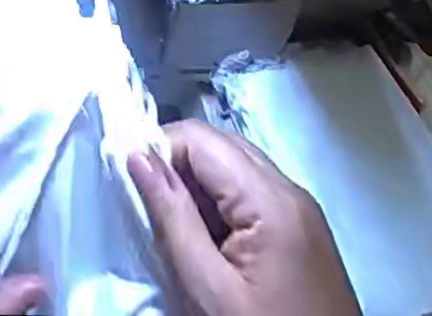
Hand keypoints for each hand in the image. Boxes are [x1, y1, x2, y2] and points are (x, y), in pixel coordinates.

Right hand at [128, 120, 359, 315]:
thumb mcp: (210, 293)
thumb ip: (174, 220)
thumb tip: (138, 158)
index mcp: (271, 198)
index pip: (203, 139)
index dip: (161, 149)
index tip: (130, 179)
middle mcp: (290, 188)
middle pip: (221, 145)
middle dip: (178, 164)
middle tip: (146, 204)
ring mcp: (300, 208)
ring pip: (236, 166)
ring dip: (198, 184)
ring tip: (171, 225)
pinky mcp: (302, 229)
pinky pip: (253, 193)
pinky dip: (221, 203)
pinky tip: (204, 239)